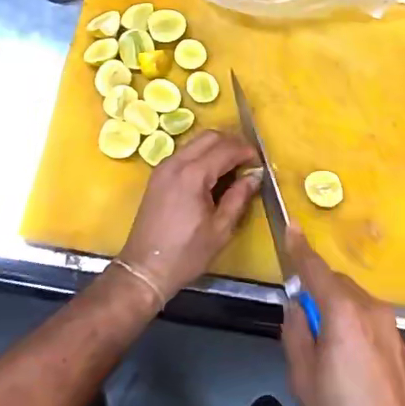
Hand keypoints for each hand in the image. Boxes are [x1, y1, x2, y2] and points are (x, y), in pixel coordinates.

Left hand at [116, 131, 259, 298]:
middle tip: (248, 162)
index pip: (226, 148)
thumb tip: (254, 176)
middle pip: (210, 136)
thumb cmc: (186, 253)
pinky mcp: (158, 175)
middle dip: (232, 143)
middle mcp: (176, 163)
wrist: (144, 269)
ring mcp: (164, 167)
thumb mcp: (220, 229)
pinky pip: (185, 153)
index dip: (246, 151)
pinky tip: (211, 175)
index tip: (260, 162)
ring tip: (232, 168)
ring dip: (216, 147)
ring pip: (196, 142)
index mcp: (193, 175)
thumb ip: (239, 197)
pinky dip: (201, 155)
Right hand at [281, 230, 404, 405]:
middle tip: (304, 326)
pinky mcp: (403, 348)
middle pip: (338, 285)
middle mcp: (371, 310)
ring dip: (339, 314)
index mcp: (343, 311)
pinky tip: (353, 370)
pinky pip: (372, 325)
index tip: (291, 227)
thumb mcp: (303, 377)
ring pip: (356, 305)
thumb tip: (297, 309)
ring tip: (329, 356)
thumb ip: (295, 333)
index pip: (315, 269)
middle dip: (319, 294)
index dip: (299, 248)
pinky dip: (357, 331)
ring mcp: (393, 328)